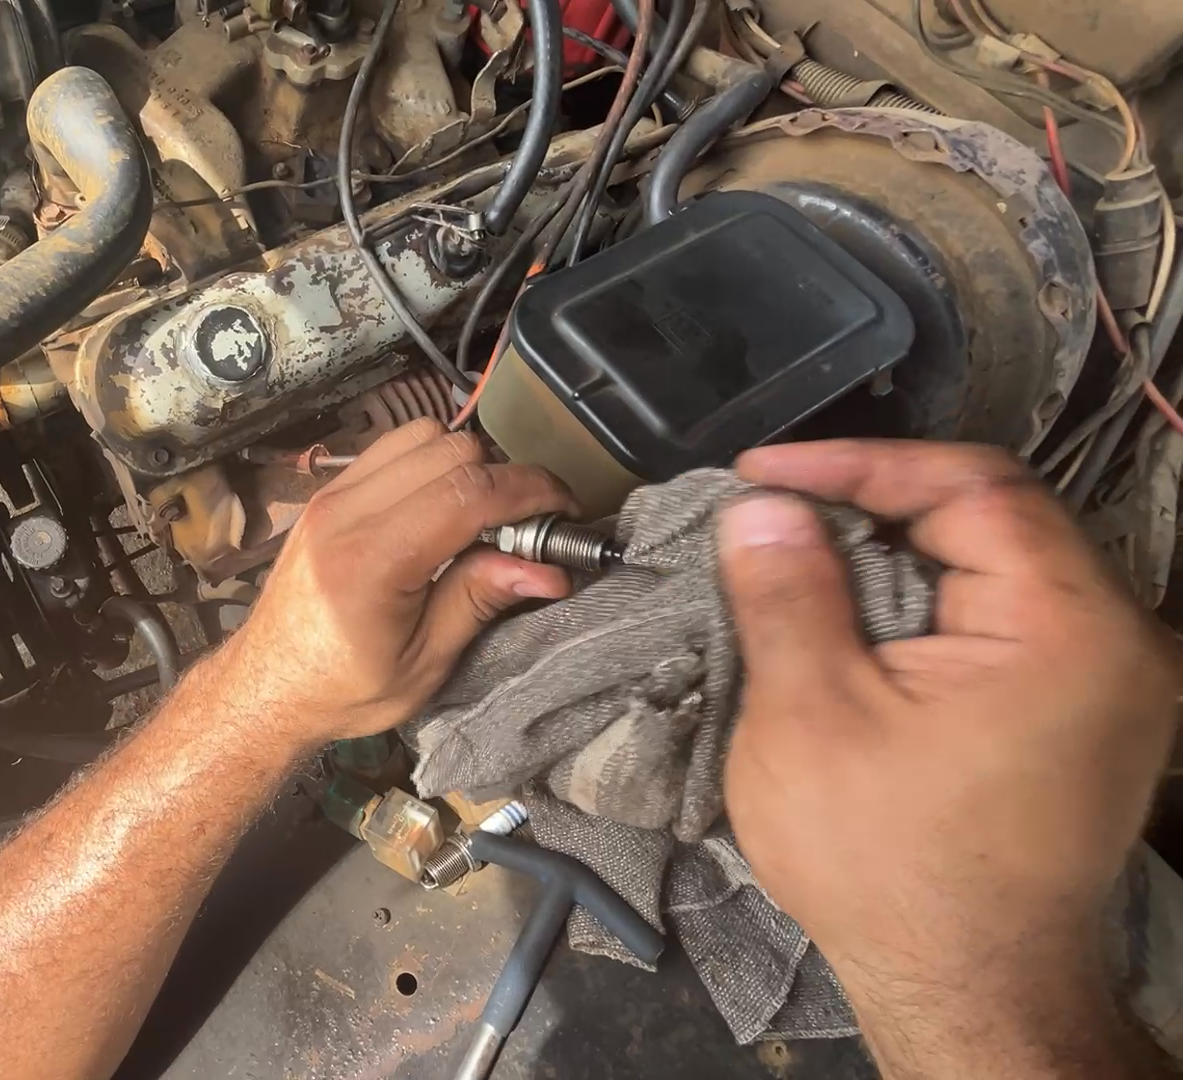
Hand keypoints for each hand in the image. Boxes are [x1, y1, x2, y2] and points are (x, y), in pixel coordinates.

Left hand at [210, 418, 576, 749]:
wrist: (268, 682)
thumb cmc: (343, 689)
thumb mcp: (422, 663)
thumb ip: (479, 601)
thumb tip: (549, 568)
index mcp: (370, 561)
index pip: (467, 492)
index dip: (530, 492)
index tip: (564, 511)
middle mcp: (344, 514)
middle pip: (450, 449)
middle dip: (505, 476)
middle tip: (527, 521)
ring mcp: (328, 497)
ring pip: (420, 435)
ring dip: (466, 463)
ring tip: (484, 512)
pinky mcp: (324, 495)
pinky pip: (389, 449)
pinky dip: (428, 461)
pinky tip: (440, 504)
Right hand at [717, 439, 1177, 1073]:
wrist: (957, 980)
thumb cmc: (877, 849)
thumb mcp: (808, 712)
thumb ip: (787, 594)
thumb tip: (758, 505)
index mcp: (1062, 630)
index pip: (970, 487)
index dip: (854, 463)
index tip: (754, 472)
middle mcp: (1106, 640)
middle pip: (985, 517)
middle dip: (862, 497)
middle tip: (762, 506)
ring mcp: (1089, 678)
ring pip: (978, 563)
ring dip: (875, 543)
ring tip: (783, 545)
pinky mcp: (1054, 709)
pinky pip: (976, 613)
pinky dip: (897, 590)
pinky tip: (833, 605)